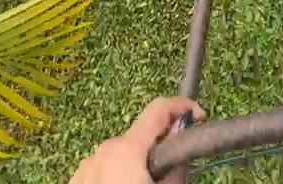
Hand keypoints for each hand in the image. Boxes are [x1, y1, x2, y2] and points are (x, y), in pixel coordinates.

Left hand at [69, 97, 202, 183]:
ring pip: (119, 157)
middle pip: (138, 138)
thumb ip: (175, 171)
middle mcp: (103, 151)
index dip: (183, 106)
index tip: (199, 118)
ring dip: (136, 167)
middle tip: (171, 173)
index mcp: (126, 150)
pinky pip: (101, 172)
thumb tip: (177, 153)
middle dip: (158, 149)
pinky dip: (116, 179)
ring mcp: (83, 169)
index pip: (159, 109)